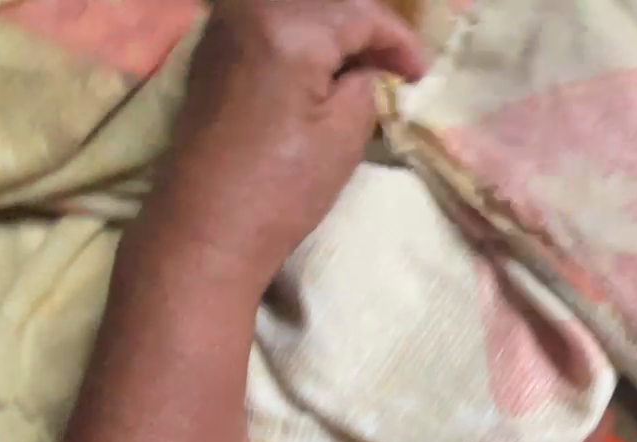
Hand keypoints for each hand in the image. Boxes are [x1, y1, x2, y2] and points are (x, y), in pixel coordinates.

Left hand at [143, 0, 428, 289]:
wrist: (210, 224)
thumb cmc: (284, 188)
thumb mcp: (343, 138)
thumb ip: (367, 89)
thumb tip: (374, 72)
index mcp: (289, 26)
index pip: (360, 11)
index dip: (400, 40)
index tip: (425, 74)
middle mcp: (251, 8)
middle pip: (327, 4)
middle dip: (370, 33)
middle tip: (401, 72)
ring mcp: (226, 26)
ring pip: (299, 12)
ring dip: (338, 38)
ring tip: (368, 73)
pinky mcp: (215, 52)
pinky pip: (272, 27)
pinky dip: (306, 43)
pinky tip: (325, 75)